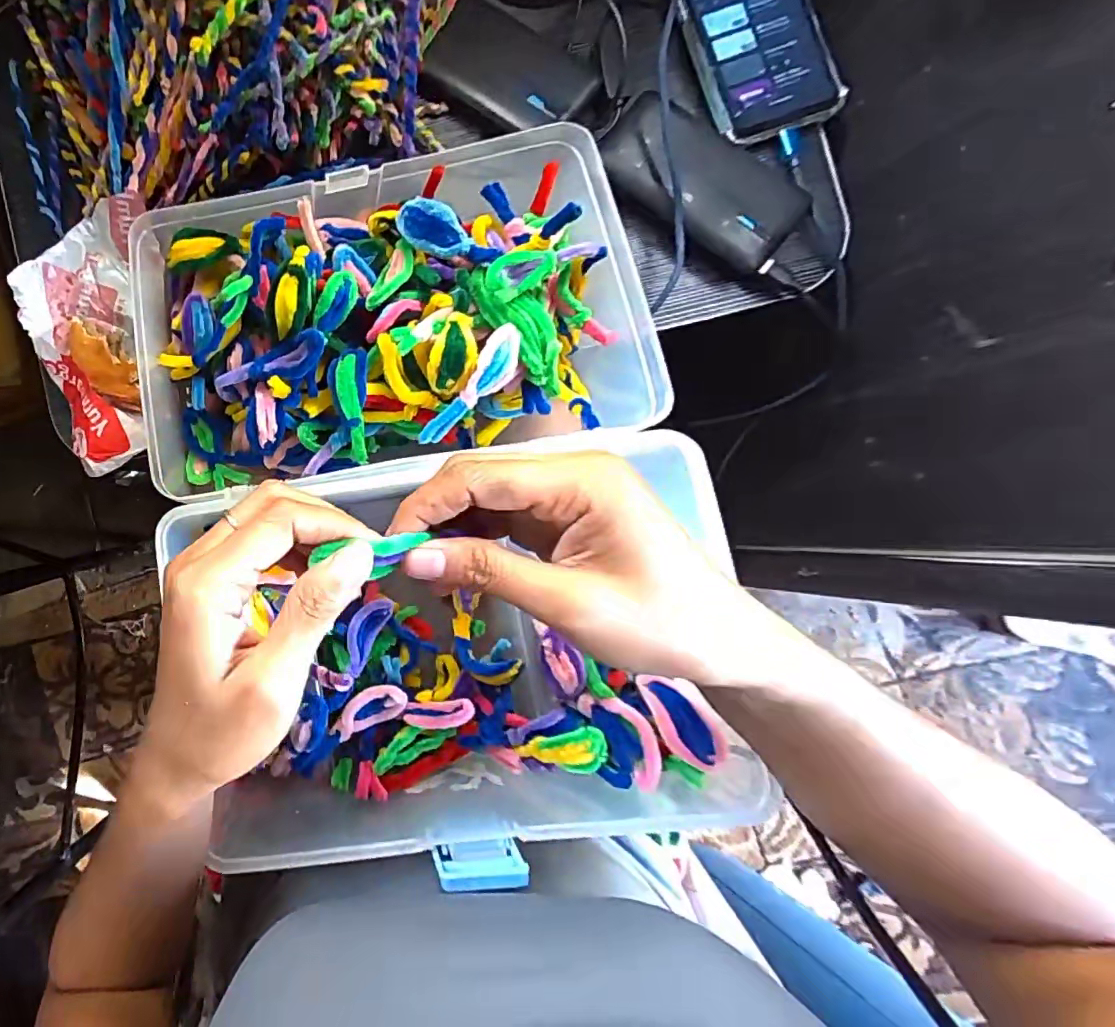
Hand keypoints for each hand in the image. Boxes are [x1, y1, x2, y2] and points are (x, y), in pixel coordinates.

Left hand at [139, 483, 377, 811]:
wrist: (176, 758)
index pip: (277, 519)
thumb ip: (312, 611)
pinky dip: (291, 544)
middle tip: (363, 555)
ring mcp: (196, 567)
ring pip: (260, 515)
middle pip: (266, 504)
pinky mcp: (205, 579)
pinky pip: (252, 539)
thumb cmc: (222, 734)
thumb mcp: (274, 682)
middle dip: (322, 519)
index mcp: (207, 582)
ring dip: (308, 529)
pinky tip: (316, 572)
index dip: (332, 525)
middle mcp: (195, 561)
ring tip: (346, 564)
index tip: (375, 553)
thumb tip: (357, 554)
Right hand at [386, 451, 790, 688]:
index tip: (391, 548)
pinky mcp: (560, 514)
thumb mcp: (567, 603)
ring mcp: (564, 490)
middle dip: (432, 516)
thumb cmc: (659, 625)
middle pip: (475, 477)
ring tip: (428, 573)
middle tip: (404, 563)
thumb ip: (487, 571)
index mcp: (579, 477)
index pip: (478, 475)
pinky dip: (472, 540)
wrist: (723, 645)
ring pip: (482, 495)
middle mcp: (568, 470)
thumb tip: (412, 558)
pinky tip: (456, 567)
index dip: (426, 506)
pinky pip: (500, 515)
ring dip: (448, 529)